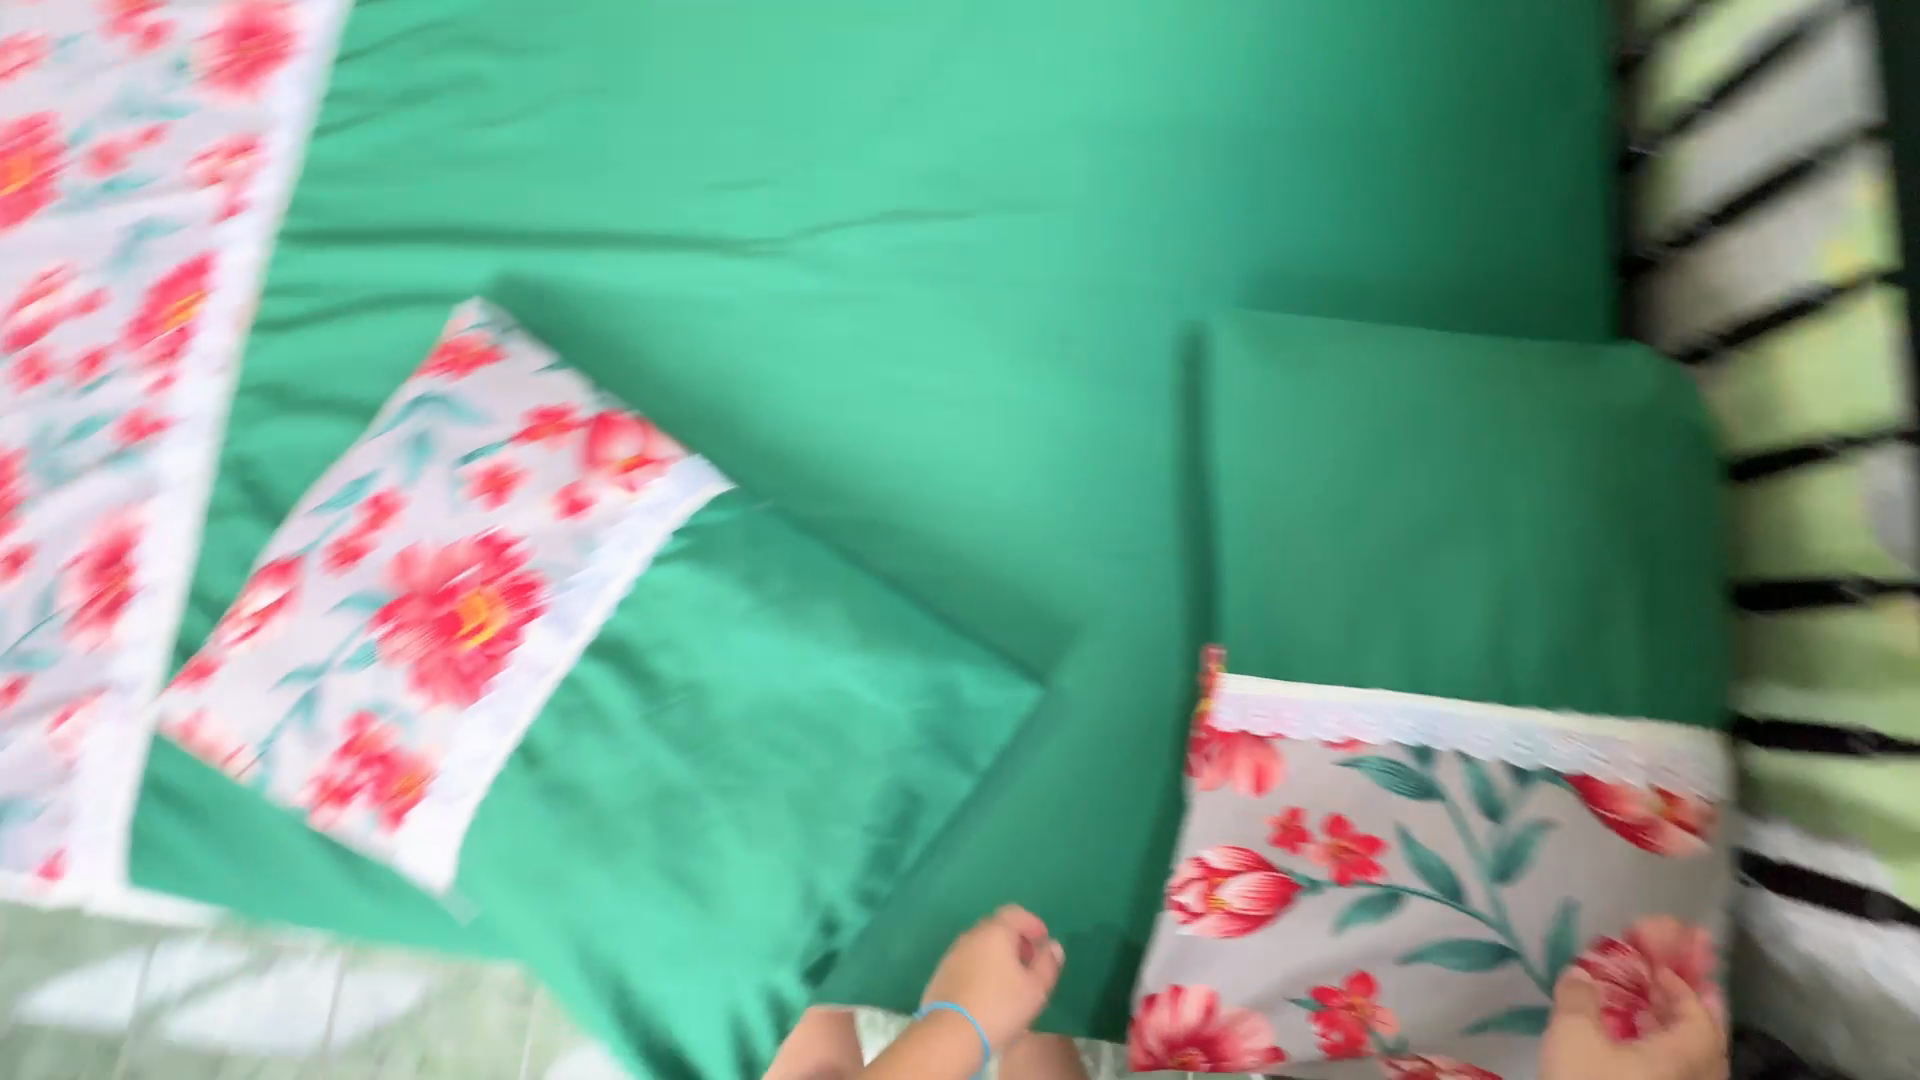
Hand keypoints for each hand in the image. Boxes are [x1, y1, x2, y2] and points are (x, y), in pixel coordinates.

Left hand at [920, 905, 1065, 1054]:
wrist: (950, 1033)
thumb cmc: (999, 1006)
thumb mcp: (1035, 989)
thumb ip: (1048, 964)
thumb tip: (1053, 945)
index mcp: (996, 931)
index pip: (1016, 913)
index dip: (1033, 924)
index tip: (1043, 941)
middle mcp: (972, 934)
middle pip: (998, 927)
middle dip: (1016, 940)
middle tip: (1029, 963)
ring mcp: (954, 952)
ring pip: (981, 945)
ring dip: (998, 955)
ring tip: (1010, 981)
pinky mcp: (942, 972)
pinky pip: (968, 961)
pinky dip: (981, 967)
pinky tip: (987, 992)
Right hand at [1541, 965, 1727, 1079]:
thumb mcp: (1572, 1034)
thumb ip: (1578, 998)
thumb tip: (1582, 972)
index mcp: (1682, 1058)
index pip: (1700, 1019)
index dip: (1683, 990)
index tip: (1658, 968)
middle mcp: (1696, 1079)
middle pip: (1709, 1043)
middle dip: (1695, 1010)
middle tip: (1679, 985)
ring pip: (1697, 1062)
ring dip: (1681, 1031)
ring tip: (1657, 1010)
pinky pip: (1681, 1073)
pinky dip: (1669, 1051)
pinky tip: (1641, 1044)